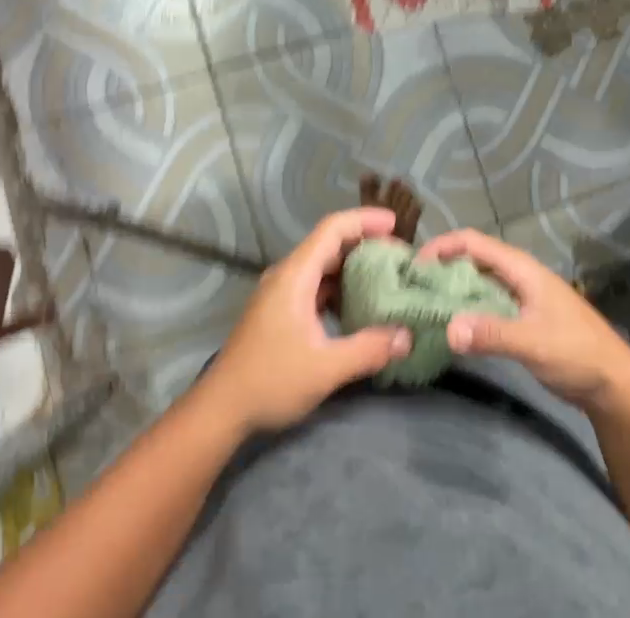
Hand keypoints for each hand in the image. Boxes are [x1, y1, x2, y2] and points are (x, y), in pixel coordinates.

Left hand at [200, 209, 412, 433]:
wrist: (221, 409)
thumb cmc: (270, 382)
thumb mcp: (326, 368)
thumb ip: (369, 349)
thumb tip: (408, 335)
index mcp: (294, 277)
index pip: (332, 229)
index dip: (364, 220)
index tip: (396, 224)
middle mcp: (286, 277)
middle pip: (329, 245)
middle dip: (366, 245)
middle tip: (401, 259)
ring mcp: (281, 295)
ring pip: (323, 267)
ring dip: (354, 269)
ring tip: (388, 279)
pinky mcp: (280, 313)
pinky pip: (316, 287)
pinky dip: (341, 289)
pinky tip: (361, 307)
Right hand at [422, 229, 629, 412]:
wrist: (612, 382)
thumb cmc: (577, 353)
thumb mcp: (534, 342)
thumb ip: (492, 333)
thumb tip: (447, 328)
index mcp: (521, 269)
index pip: (473, 243)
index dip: (441, 247)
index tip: (411, 267)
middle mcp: (517, 277)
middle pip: (471, 261)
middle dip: (439, 269)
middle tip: (406, 289)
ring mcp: (519, 298)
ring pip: (476, 284)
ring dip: (449, 291)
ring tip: (417, 306)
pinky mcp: (519, 319)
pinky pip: (483, 306)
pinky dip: (463, 311)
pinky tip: (446, 327)